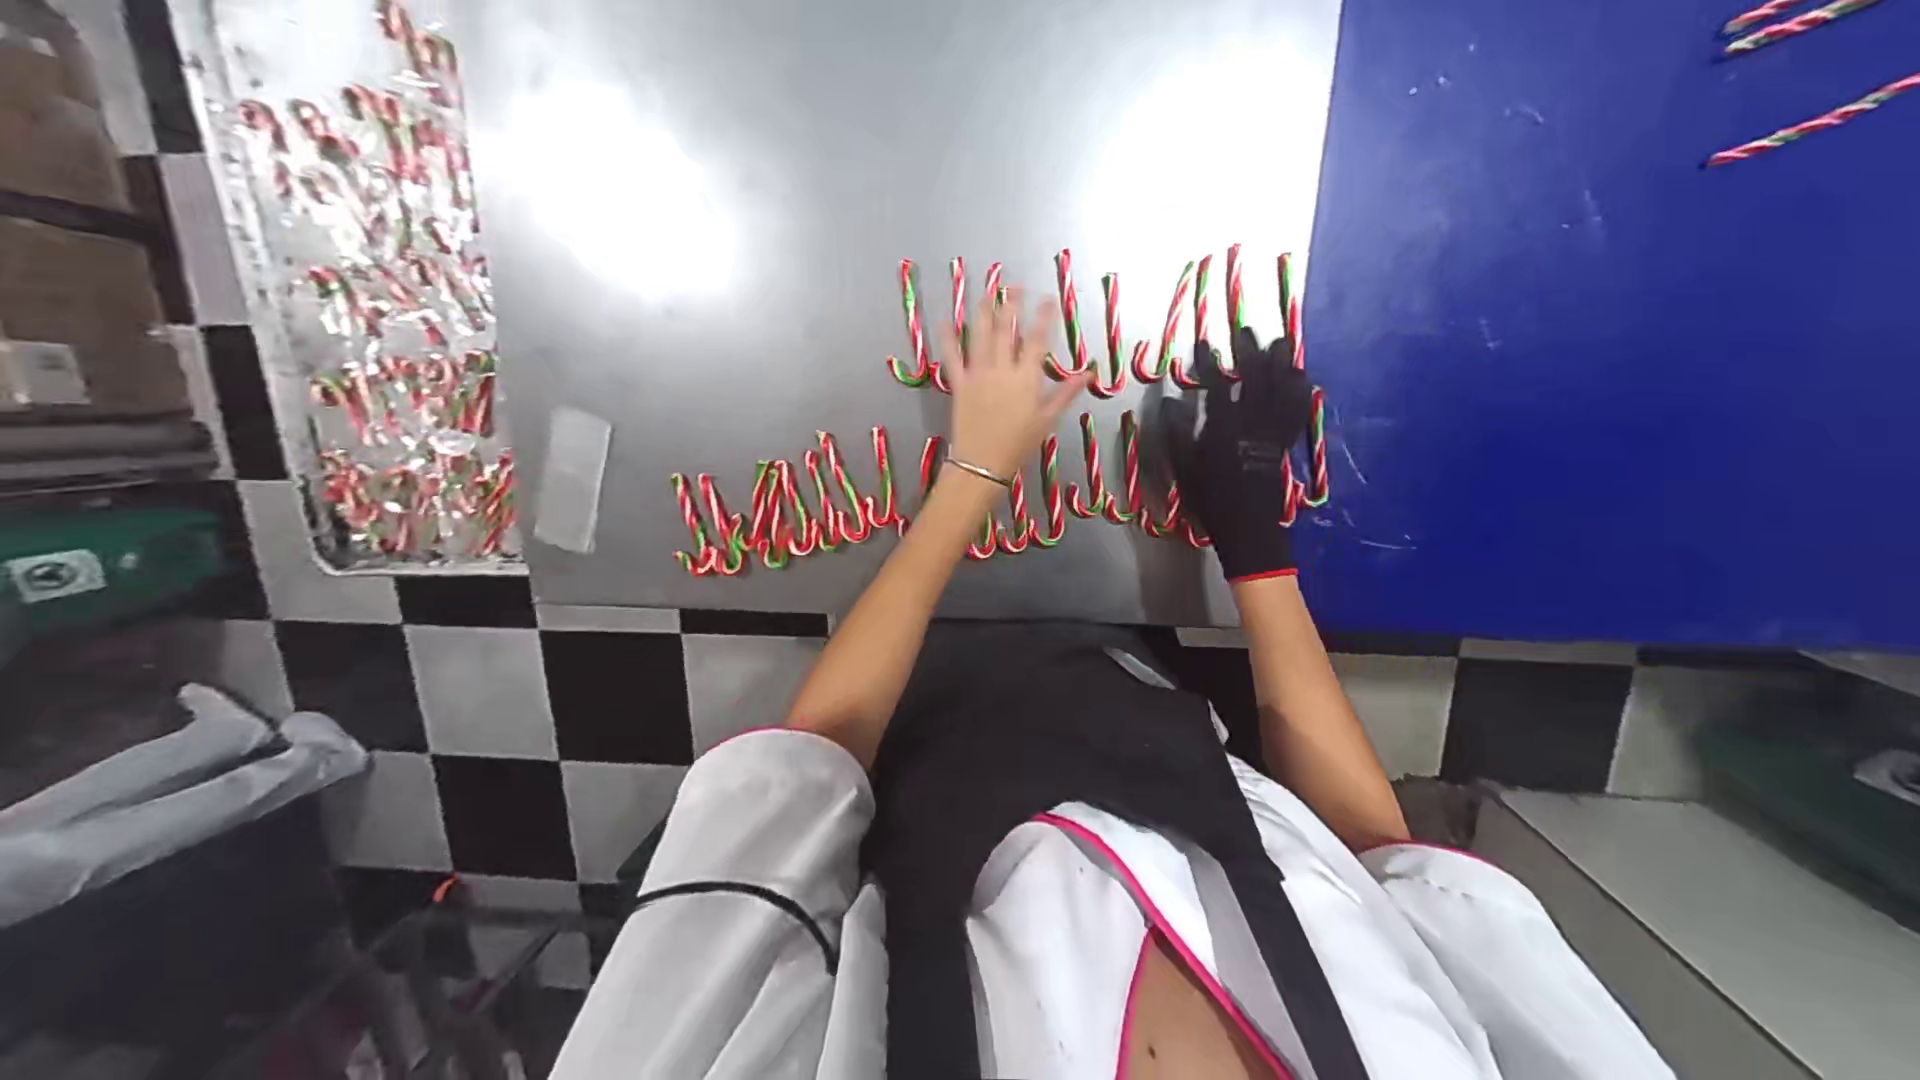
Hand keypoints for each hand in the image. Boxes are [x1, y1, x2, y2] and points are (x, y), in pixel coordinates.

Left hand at [942, 286, 1089, 479]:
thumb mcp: (1047, 419)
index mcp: (1026, 378)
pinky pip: (952, 357)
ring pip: (980, 336)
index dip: (1044, 316)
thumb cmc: (1019, 443)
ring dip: (983, 312)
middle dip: (1011, 304)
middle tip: (1014, 285)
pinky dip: (948, 338)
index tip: (1047, 298)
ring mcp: (978, 374)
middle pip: (1007, 330)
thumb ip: (1066, 393)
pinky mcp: (959, 383)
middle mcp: (1002, 369)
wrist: (982, 463)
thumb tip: (1089, 374)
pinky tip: (945, 320)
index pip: (1038, 339)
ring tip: (986, 293)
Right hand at [1157, 325, 1313, 580]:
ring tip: (1282, 342)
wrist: (1247, 526)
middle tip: (1245, 331)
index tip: (1203, 344)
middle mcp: (1253, 424)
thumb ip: (1177, 433)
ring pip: (1283, 390)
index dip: (1210, 363)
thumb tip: (1171, 401)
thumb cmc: (1210, 499)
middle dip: (1251, 351)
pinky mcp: (1285, 441)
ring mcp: (1273, 431)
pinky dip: (1300, 391)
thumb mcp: (1183, 469)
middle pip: (1256, 378)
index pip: (1218, 385)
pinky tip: (1301, 377)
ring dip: (1283, 363)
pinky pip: (1297, 410)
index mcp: (1224, 429)